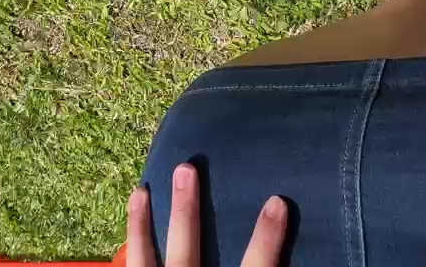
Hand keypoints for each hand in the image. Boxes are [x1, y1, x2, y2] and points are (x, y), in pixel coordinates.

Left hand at [125, 163, 286, 266]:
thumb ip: (262, 264)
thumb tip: (297, 252)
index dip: (265, 238)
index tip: (277, 199)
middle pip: (187, 254)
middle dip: (185, 211)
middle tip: (184, 168)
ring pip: (147, 264)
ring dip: (141, 228)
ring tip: (138, 191)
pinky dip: (130, 249)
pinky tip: (127, 234)